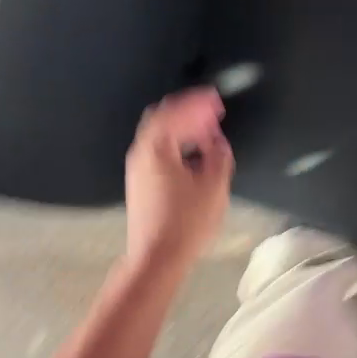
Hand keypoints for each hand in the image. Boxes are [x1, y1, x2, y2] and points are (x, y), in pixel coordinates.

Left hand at [124, 88, 232, 268]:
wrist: (156, 258)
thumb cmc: (186, 223)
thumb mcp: (213, 186)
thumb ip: (219, 156)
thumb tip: (217, 143)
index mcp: (157, 147)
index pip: (176, 111)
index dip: (198, 102)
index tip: (216, 99)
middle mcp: (141, 153)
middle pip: (162, 119)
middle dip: (188, 112)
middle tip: (211, 113)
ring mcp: (137, 169)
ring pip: (159, 135)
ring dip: (183, 129)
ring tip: (206, 133)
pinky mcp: (140, 183)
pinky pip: (158, 150)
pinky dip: (176, 143)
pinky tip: (193, 156)